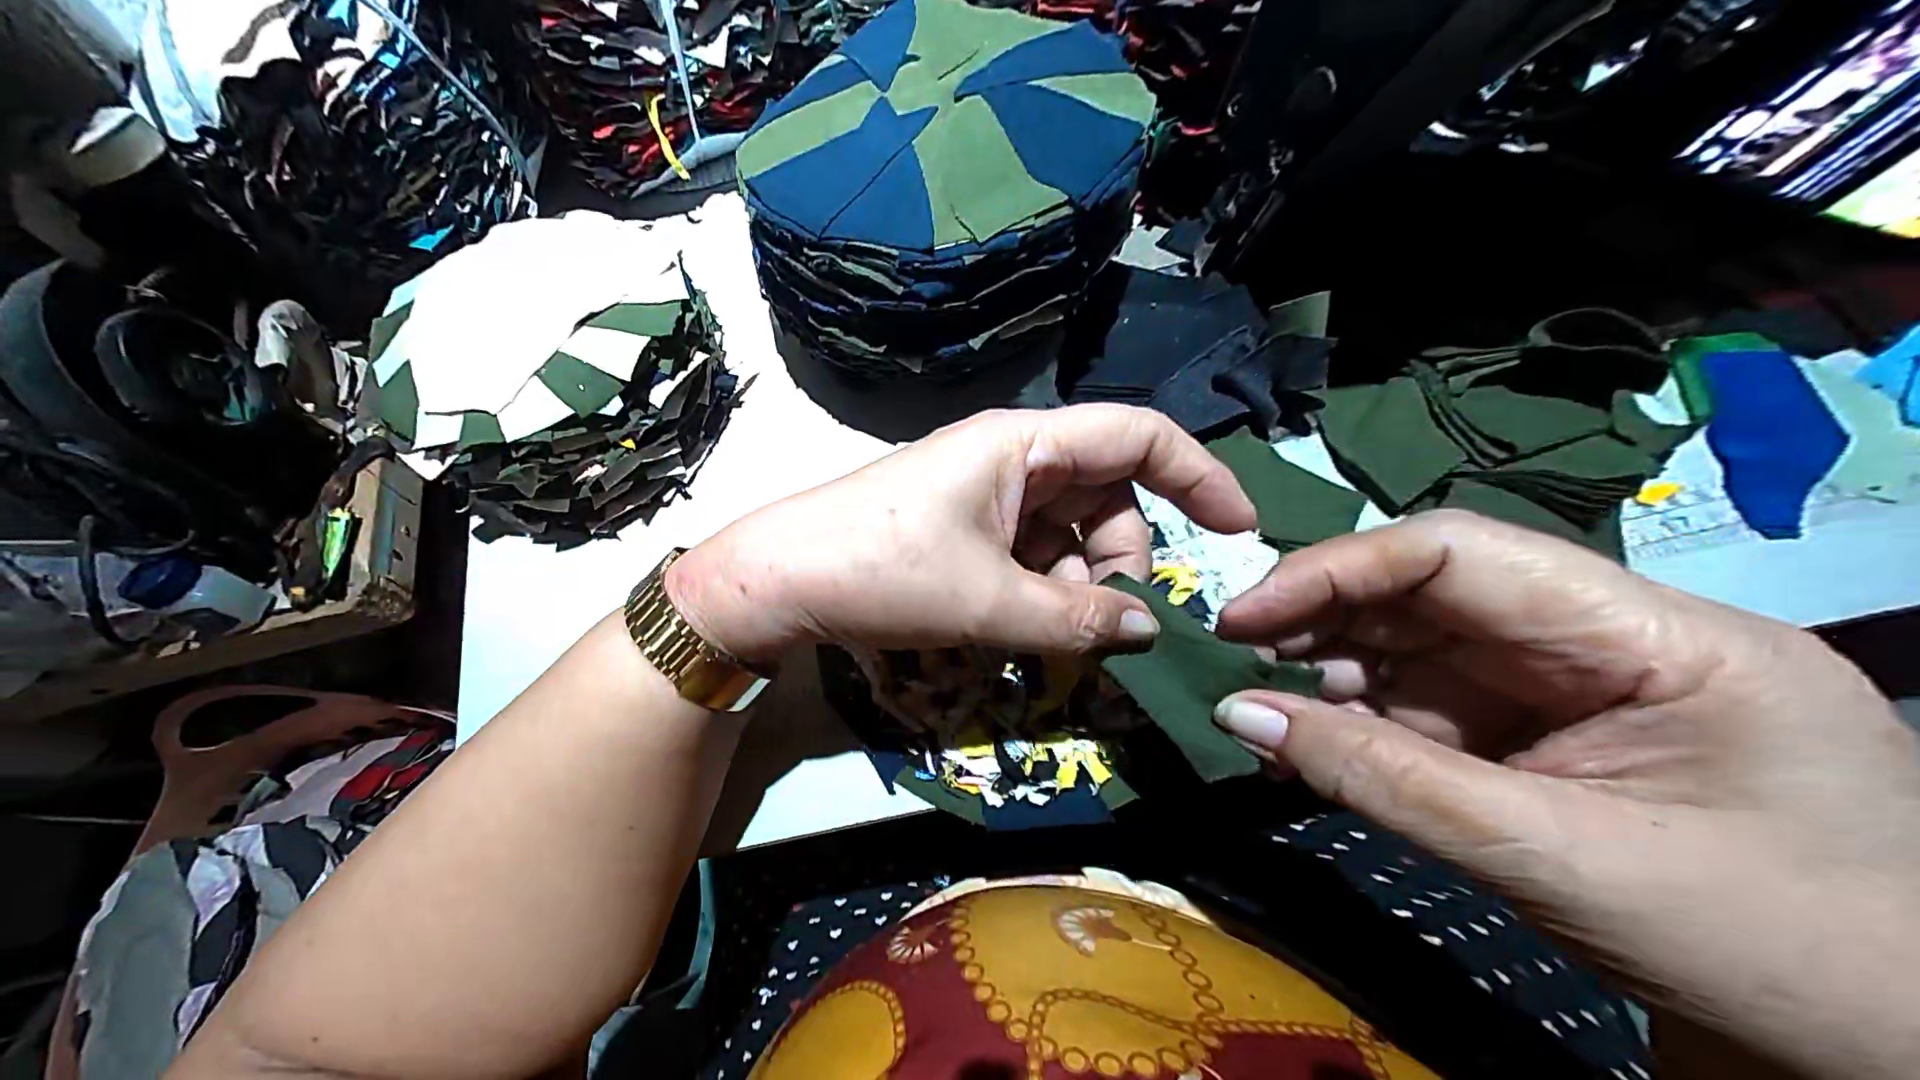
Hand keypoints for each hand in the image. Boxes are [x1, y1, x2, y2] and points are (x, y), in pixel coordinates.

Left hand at [665, 404, 1255, 663]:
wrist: (780, 580)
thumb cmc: (883, 571)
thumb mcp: (990, 601)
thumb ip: (1078, 615)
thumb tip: (1150, 629)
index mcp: (1024, 444)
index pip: (1138, 435)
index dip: (1198, 475)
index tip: (1237, 529)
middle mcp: (1013, 459)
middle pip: (1108, 496)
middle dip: (1124, 558)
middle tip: (1114, 620)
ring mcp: (990, 494)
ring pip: (1071, 531)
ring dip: (1082, 582)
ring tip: (1058, 632)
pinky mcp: (969, 526)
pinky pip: (1034, 550)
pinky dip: (1047, 587)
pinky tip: (1030, 627)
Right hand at [1210, 510, 1919, 1079]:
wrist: (1878, 1074)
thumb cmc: (1773, 957)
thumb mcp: (1555, 859)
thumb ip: (1381, 778)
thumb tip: (1237, 714)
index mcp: (1653, 634)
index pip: (1460, 554)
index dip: (1335, 571)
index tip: (1245, 615)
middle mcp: (1597, 638)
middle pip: (1423, 595)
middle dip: (1319, 621)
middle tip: (1236, 659)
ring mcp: (1559, 687)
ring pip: (1407, 650)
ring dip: (1325, 678)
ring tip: (1262, 712)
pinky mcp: (1528, 735)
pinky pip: (1416, 708)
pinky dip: (1352, 725)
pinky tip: (1305, 746)